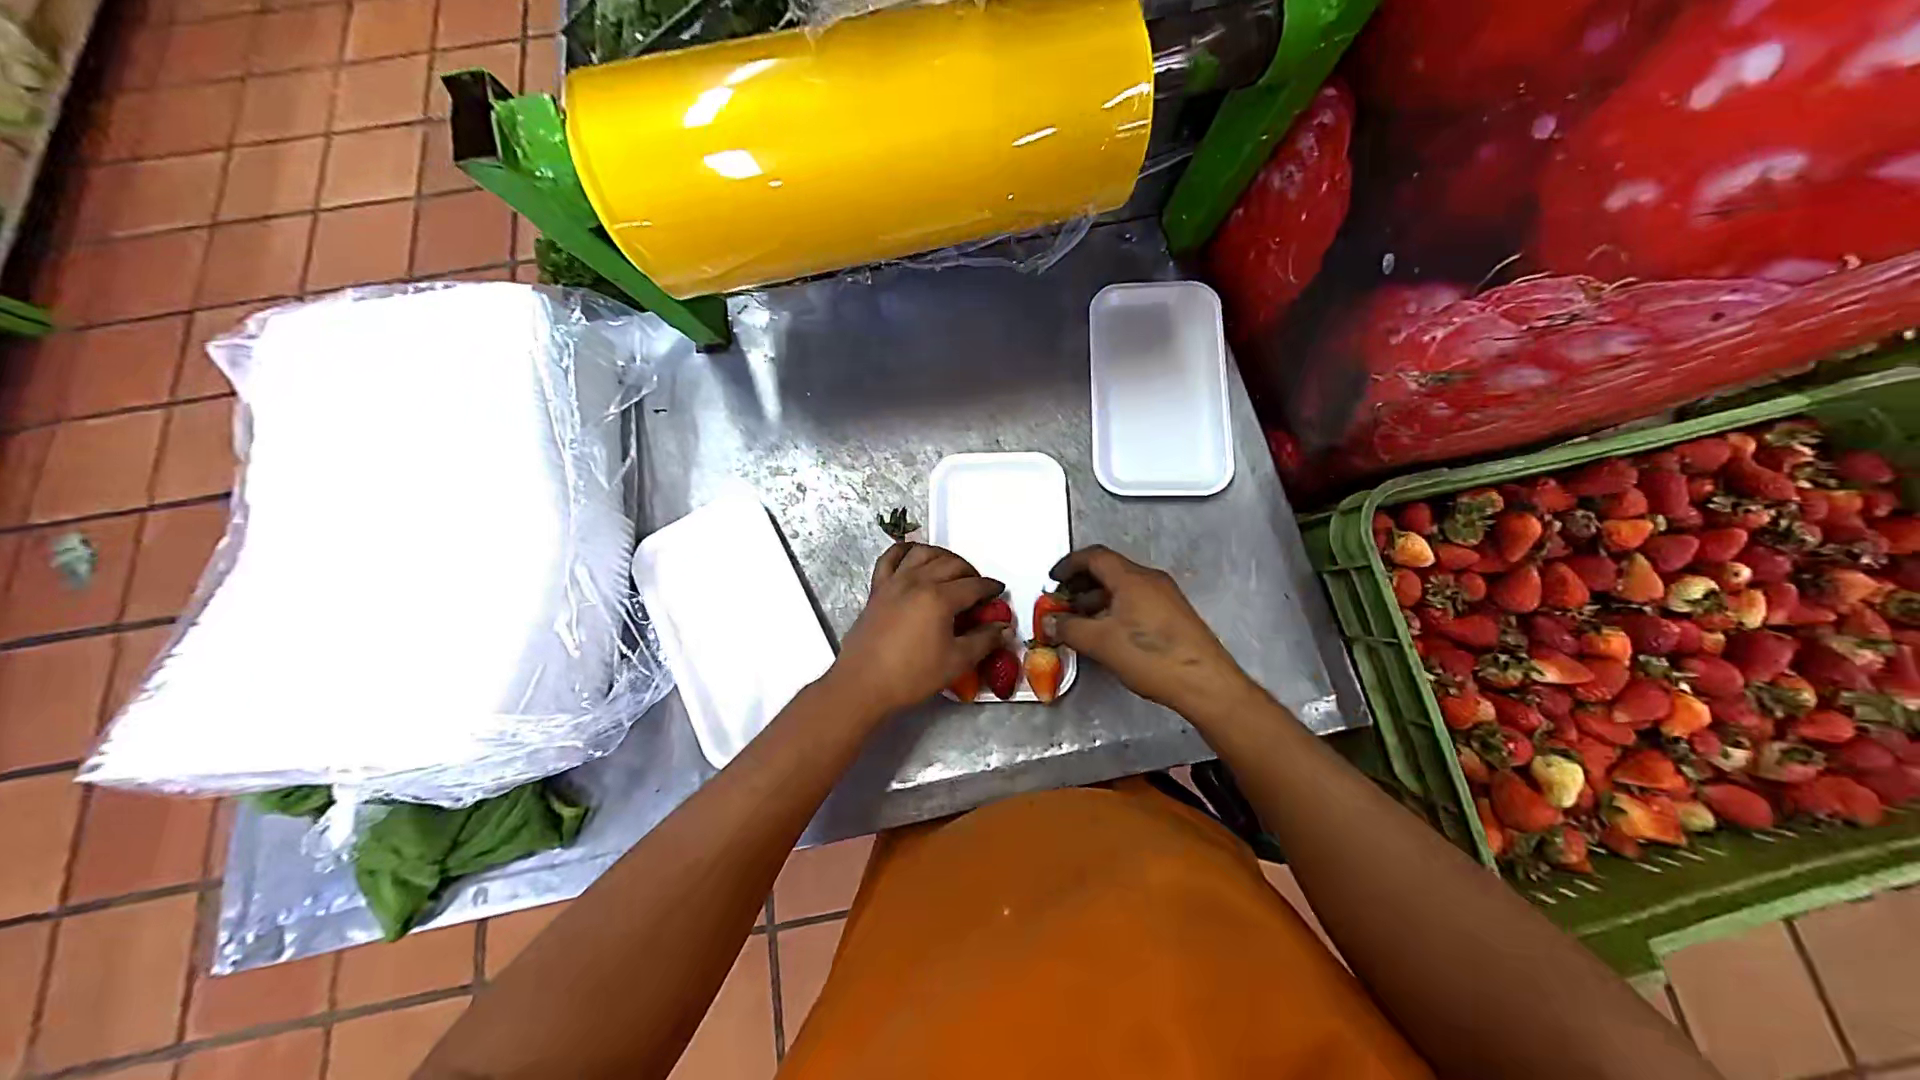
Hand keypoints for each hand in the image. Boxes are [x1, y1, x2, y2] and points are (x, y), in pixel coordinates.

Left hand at [828, 543, 1008, 715]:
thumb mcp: (956, 662)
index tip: (998, 593)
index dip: (990, 588)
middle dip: (970, 572)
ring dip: (943, 556)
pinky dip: (904, 551)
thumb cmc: (911, 676)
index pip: (973, 585)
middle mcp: (917, 582)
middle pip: (952, 564)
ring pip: (923, 553)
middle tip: (978, 587)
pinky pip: (890, 558)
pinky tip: (913, 555)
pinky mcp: (877, 589)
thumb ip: (983, 641)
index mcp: (939, 598)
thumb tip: (1002, 628)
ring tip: (952, 569)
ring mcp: (894, 582)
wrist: (863, 685)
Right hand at [1042, 545, 1259, 716]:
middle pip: (1108, 570)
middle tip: (1062, 602)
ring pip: (1122, 587)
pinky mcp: (1172, 615)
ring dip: (1096, 599)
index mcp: (1132, 578)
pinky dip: (1114, 609)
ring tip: (1079, 621)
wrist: (1204, 683)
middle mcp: (1150, 581)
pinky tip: (1106, 632)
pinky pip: (1136, 601)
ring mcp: (1165, 597)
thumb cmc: (1152, 657)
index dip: (1069, 564)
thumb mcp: (1100, 642)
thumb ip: (1068, 628)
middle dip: (1080, 584)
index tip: (1054, 578)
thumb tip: (1050, 621)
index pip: (1094, 556)